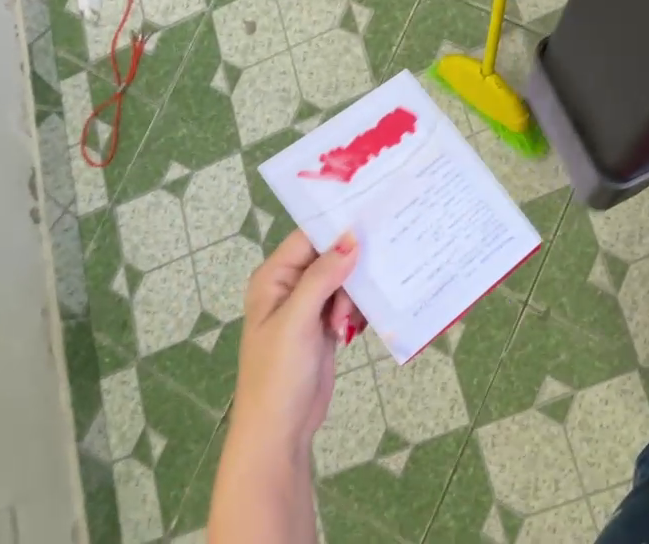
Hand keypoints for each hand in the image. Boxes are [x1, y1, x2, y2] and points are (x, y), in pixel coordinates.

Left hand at [227, 230, 364, 463]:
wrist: (280, 429)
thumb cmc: (278, 373)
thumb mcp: (297, 320)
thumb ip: (323, 276)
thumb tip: (351, 238)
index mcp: (275, 278)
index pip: (309, 237)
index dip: (338, 227)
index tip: (373, 218)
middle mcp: (291, 286)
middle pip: (331, 255)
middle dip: (351, 266)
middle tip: (366, 281)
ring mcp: (309, 306)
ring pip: (345, 279)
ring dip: (354, 294)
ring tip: (346, 322)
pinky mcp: (325, 324)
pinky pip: (349, 301)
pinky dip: (358, 308)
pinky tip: (357, 326)